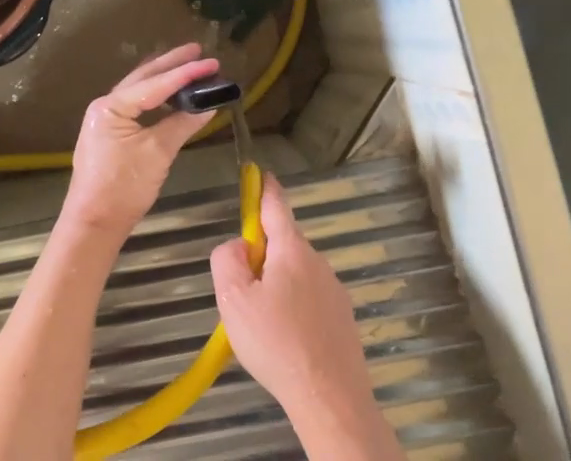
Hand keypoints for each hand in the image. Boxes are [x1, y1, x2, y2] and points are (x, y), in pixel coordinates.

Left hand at [63, 43, 217, 237]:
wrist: (94, 223)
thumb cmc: (124, 187)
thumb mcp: (158, 153)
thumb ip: (183, 124)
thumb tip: (209, 105)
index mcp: (112, 106)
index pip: (156, 83)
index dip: (186, 73)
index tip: (212, 62)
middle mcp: (105, 105)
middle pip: (144, 78)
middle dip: (171, 64)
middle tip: (198, 51)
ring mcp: (105, 119)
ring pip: (139, 91)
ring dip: (164, 79)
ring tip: (188, 66)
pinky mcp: (109, 133)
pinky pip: (136, 106)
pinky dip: (156, 97)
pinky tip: (171, 96)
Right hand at [210, 177, 378, 422]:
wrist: (329, 398)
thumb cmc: (277, 343)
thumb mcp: (234, 299)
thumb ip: (227, 260)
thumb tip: (237, 245)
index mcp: (292, 250)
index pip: (276, 205)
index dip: (263, 188)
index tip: (258, 173)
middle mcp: (318, 262)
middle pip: (283, 244)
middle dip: (261, 257)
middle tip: (242, 293)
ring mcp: (335, 291)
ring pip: (296, 275)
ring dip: (277, 285)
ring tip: (262, 326)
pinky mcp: (343, 319)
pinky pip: (310, 300)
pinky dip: (294, 309)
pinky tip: (285, 341)